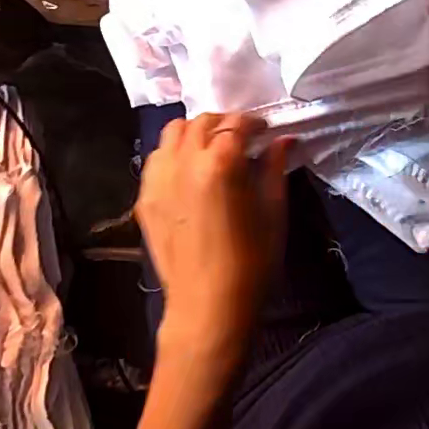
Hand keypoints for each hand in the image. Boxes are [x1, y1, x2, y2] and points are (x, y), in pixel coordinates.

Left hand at [135, 114, 290, 355]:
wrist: (209, 305)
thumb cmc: (252, 260)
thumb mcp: (273, 209)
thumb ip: (274, 166)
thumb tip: (283, 139)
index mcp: (221, 162)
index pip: (236, 124)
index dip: (253, 123)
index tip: (263, 131)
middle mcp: (184, 161)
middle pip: (202, 122)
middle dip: (224, 124)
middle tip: (240, 139)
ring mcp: (159, 178)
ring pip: (173, 133)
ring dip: (194, 133)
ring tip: (210, 150)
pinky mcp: (145, 198)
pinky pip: (156, 159)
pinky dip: (173, 154)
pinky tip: (188, 172)